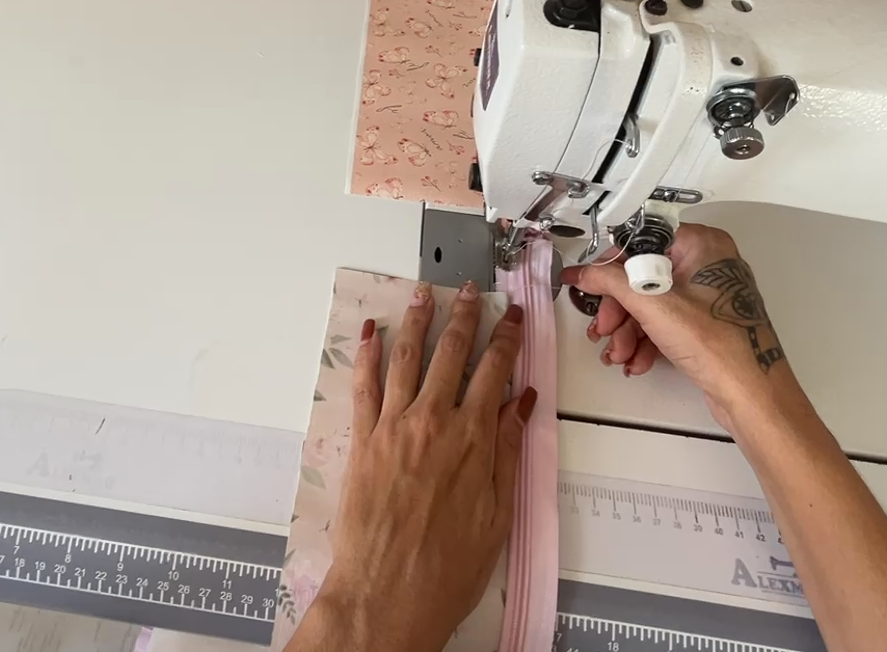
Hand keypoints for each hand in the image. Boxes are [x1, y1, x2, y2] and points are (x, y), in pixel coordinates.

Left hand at [294, 281, 536, 651]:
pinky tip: (372, 332)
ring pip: (407, 357)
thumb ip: (508, 452)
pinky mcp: (364, 437)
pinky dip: (368, 354)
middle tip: (469, 291)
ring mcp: (394, 425)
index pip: (494, 371)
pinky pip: (365, 384)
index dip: (506, 338)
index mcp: (472, 439)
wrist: (387, 594)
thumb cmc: (448, 566)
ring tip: (424, 294)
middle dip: (464, 316)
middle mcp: (432, 421)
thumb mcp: (498, 515)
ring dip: (417, 321)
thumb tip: (523, 403)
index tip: (512, 317)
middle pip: (452, 353)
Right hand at [562, 224, 793, 424]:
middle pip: (641, 277)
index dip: (610, 266)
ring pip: (650, 303)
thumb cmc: (721, 345)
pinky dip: (645, 339)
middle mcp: (707, 264)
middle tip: (604, 327)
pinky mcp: (705, 322)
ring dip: (627, 330)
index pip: (640, 242)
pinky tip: (636, 359)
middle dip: (617, 310)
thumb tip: (584, 273)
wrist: (752, 395)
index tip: (590, 282)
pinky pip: (664, 322)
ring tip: (618, 352)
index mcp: (702, 245)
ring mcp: (707, 295)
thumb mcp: (652, 303)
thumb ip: (609, 281)